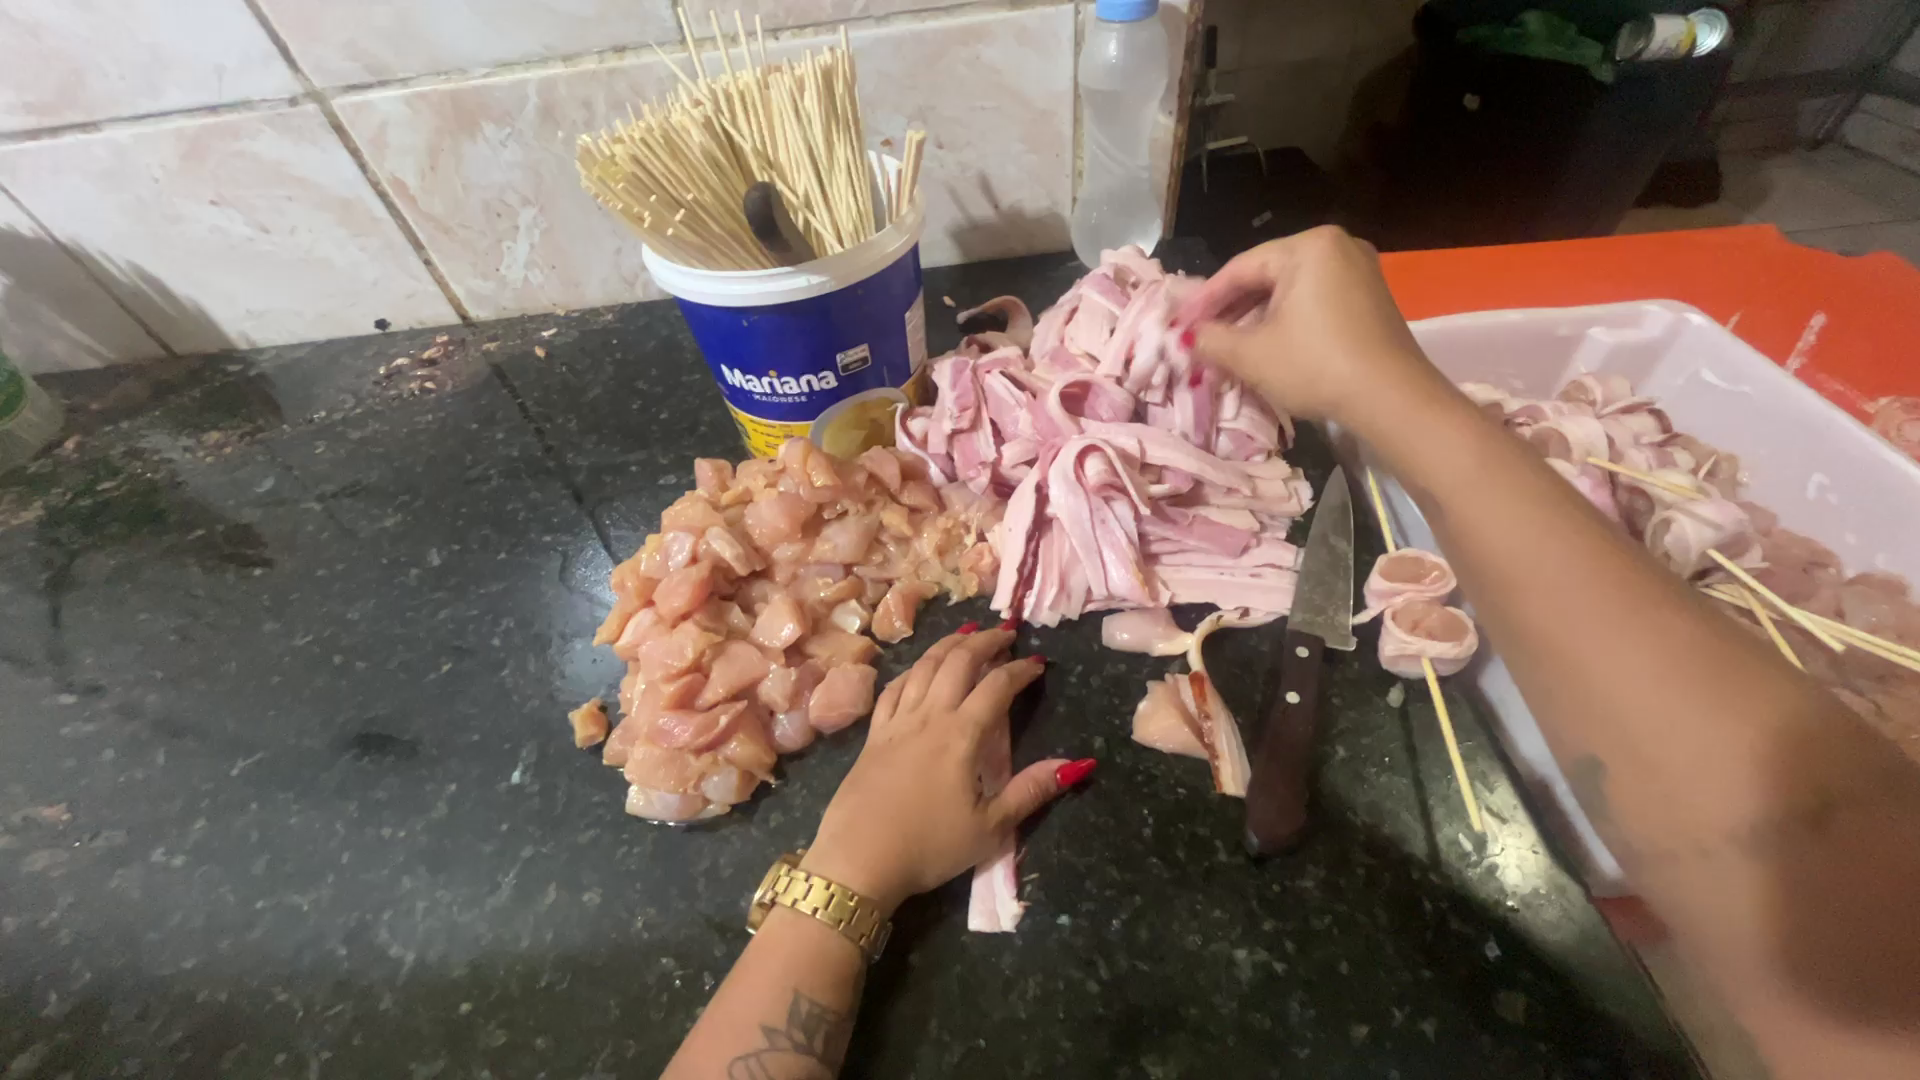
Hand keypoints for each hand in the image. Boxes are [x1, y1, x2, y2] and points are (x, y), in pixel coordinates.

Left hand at [799, 628, 1087, 912]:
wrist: (858, 860)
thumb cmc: (929, 847)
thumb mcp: (990, 828)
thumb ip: (1031, 791)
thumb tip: (1076, 763)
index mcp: (961, 735)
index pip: (996, 687)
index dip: (1019, 670)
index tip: (1037, 662)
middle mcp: (929, 716)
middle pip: (957, 662)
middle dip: (984, 641)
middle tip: (1005, 633)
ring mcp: (896, 722)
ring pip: (924, 666)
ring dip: (948, 644)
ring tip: (967, 634)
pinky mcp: (872, 734)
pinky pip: (894, 687)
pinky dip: (913, 669)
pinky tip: (919, 668)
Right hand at [1172, 226, 1443, 424]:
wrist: (1390, 397)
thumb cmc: (1314, 366)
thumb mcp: (1250, 355)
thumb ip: (1210, 339)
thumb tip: (1187, 336)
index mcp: (1307, 247)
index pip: (1239, 268)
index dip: (1203, 299)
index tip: (1178, 324)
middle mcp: (1336, 246)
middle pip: (1265, 275)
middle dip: (1229, 309)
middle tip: (1198, 335)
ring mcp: (1358, 270)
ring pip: (1288, 289)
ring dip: (1254, 317)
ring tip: (1226, 344)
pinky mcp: (1368, 297)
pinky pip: (1312, 300)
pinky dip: (1283, 320)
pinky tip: (1264, 344)